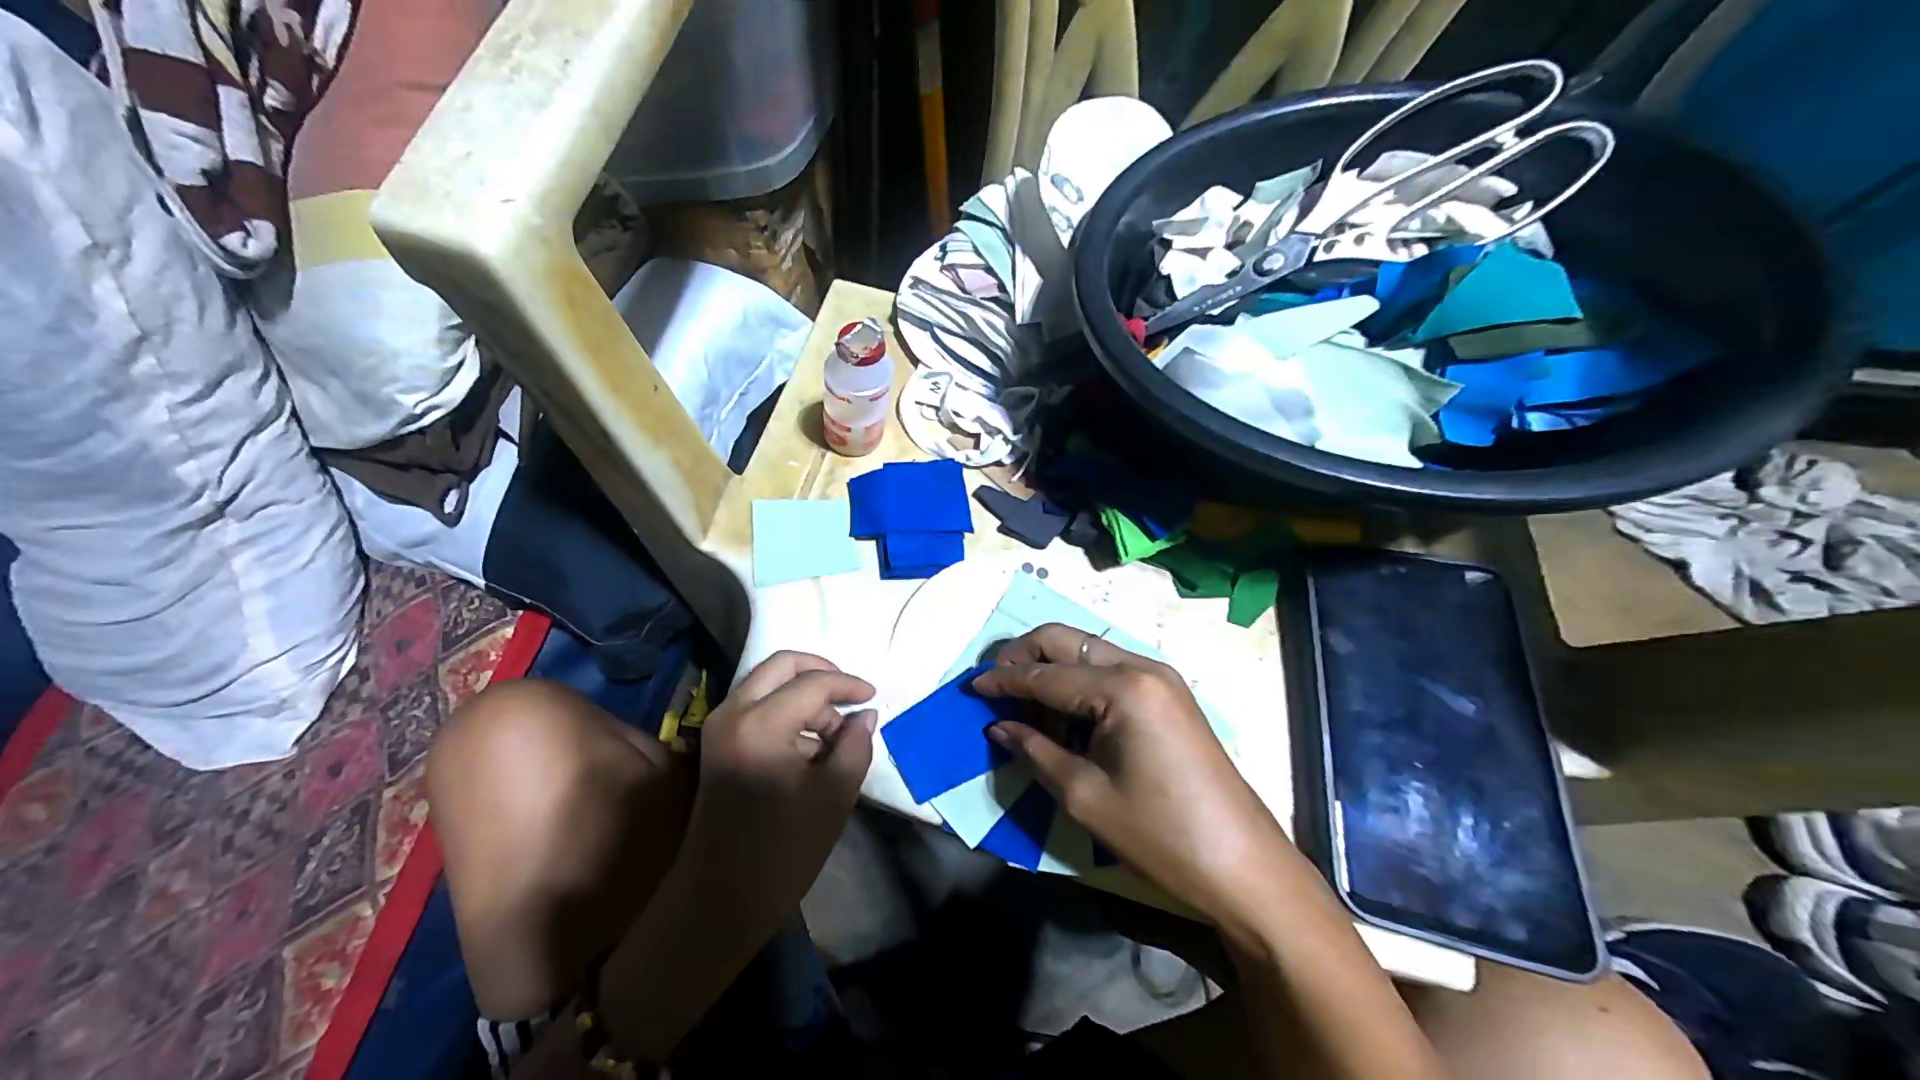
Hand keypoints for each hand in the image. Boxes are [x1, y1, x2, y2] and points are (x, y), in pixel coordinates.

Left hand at [679, 651, 874, 932]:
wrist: (719, 899)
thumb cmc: (783, 851)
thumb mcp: (834, 796)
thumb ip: (855, 744)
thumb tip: (865, 714)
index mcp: (760, 725)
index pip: (813, 684)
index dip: (849, 685)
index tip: (874, 698)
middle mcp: (731, 713)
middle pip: (781, 664)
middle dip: (821, 673)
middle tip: (851, 696)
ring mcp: (718, 726)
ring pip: (767, 682)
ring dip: (803, 694)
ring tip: (833, 733)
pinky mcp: (715, 742)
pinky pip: (755, 704)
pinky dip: (785, 709)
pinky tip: (809, 745)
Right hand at [972, 624, 1297, 926]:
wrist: (1244, 865)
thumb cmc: (1160, 834)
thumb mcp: (1085, 796)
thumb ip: (1036, 751)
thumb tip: (999, 726)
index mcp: (1122, 688)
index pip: (1046, 672)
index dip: (1003, 680)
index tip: (970, 688)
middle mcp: (1142, 667)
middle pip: (1067, 640)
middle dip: (1024, 656)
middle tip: (996, 687)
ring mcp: (1161, 679)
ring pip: (1088, 654)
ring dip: (1053, 673)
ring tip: (1029, 718)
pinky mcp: (1169, 696)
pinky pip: (1111, 674)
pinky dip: (1080, 687)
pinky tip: (1066, 723)